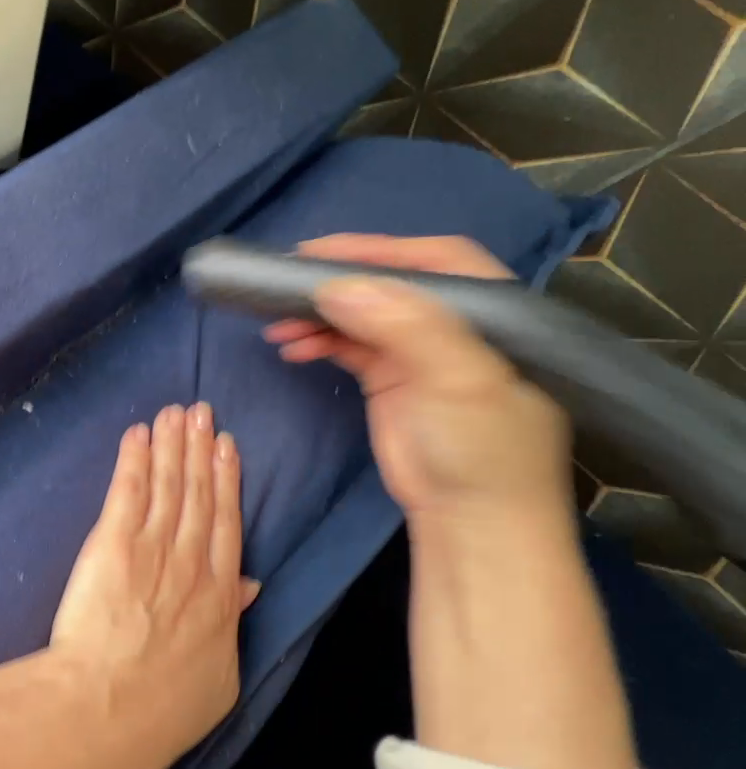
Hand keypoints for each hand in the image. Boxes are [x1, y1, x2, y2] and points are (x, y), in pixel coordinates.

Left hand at [51, 403, 258, 768]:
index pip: (225, 523)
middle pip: (197, 494)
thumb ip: (231, 621)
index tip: (228, 446)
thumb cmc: (164, 701)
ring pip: (167, 485)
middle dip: (199, 449)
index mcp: (219, 594)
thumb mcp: (218, 672)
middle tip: (201, 410)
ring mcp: (152, 548)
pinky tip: (138, 433)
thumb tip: (246, 586)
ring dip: (172, 445)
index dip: (226, 481)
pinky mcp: (112, 541)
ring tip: (176, 412)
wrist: (111, 701)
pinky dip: (134, 459)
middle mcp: (190, 561)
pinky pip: (127, 491)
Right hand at [263, 234, 574, 528]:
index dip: (380, 248)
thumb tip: (336, 287)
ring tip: (277, 325)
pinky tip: (290, 347)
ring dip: (316, 313)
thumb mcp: (460, 383)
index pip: (439, 260)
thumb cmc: (483, 450)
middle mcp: (455, 326)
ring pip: (360, 312)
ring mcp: (421, 352)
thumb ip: (407, 327)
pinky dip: (315, 339)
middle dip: (335, 281)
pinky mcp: (390, 377)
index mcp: (492, 317)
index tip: (321, 252)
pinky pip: (345, 343)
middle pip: (389, 283)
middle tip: (283, 280)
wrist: (472, 520)